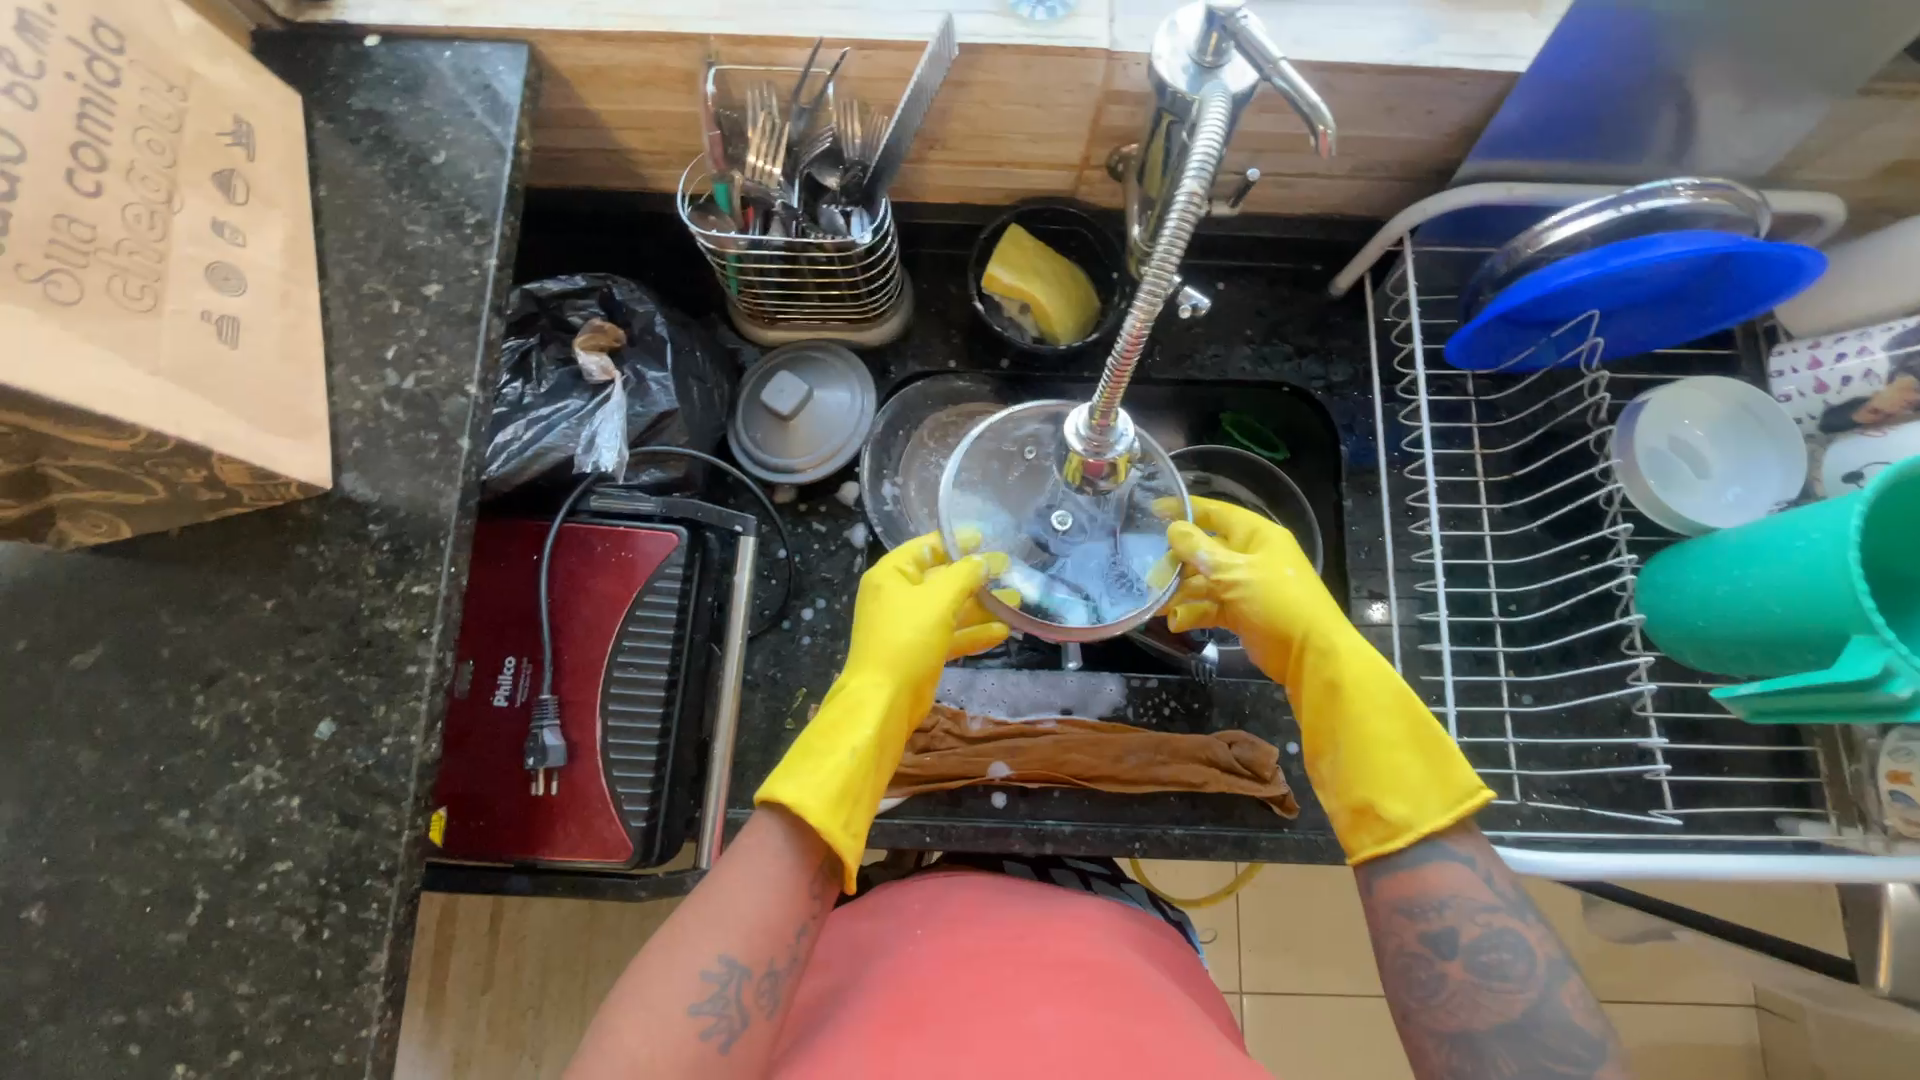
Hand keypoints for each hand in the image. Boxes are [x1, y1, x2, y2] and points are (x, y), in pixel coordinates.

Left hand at [756, 531, 1014, 892]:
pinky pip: (950, 634)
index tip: (987, 537)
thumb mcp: (938, 600)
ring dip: (981, 606)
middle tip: (1010, 569)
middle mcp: (898, 596)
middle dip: (976, 576)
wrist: (885, 700)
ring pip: (950, 608)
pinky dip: (973, 633)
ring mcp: (909, 626)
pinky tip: (1003, 631)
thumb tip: (983, 561)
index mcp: (892, 574)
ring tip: (1017, 599)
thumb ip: (964, 575)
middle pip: (941, 578)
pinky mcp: (921, 651)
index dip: (956, 541)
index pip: (927, 547)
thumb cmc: (906, 640)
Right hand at [1161, 496, 1353, 685]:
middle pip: (1205, 551)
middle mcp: (1250, 557)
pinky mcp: (1241, 612)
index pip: (1217, 513)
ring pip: (1204, 581)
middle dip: (1177, 563)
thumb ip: (1200, 550)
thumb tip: (1173, 529)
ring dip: (1180, 592)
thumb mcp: (1235, 573)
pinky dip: (1193, 613)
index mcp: (1257, 536)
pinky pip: (1210, 606)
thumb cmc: (1277, 603)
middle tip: (1150, 574)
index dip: (1186, 510)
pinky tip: (1176, 623)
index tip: (1153, 510)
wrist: (1309, 655)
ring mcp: (1245, 586)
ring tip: (1156, 605)